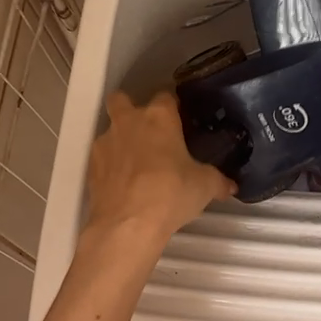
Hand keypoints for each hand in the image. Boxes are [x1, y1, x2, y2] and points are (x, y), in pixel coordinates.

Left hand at [84, 92, 234, 245]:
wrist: (127, 225)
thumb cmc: (170, 193)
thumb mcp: (204, 186)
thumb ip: (218, 181)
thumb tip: (229, 186)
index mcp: (159, 117)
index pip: (166, 95)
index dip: (174, 106)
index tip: (182, 118)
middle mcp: (129, 122)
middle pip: (122, 99)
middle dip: (131, 108)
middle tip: (149, 130)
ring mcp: (105, 144)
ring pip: (111, 131)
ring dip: (122, 141)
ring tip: (139, 164)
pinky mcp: (91, 168)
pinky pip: (102, 159)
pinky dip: (112, 167)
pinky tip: (126, 185)